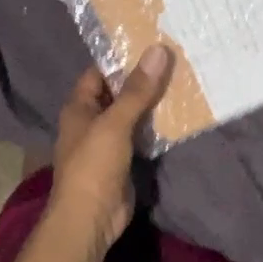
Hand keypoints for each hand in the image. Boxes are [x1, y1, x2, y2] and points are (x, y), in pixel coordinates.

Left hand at [47, 45, 173, 257]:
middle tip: (176, 60)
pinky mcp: (122, 162)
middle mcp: (90, 122)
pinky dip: (155, 129)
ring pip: (131, 117)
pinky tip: (179, 117)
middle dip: (142, 80)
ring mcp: (107, 144)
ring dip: (151, 105)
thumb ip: (136, 91)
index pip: (98, 73)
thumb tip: (158, 51)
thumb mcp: (114, 124)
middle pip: (117, 94)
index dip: (121, 59)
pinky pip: (140, 139)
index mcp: (79, 107)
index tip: (152, 43)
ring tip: (183, 82)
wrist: (91, 217)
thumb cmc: (93, 166)